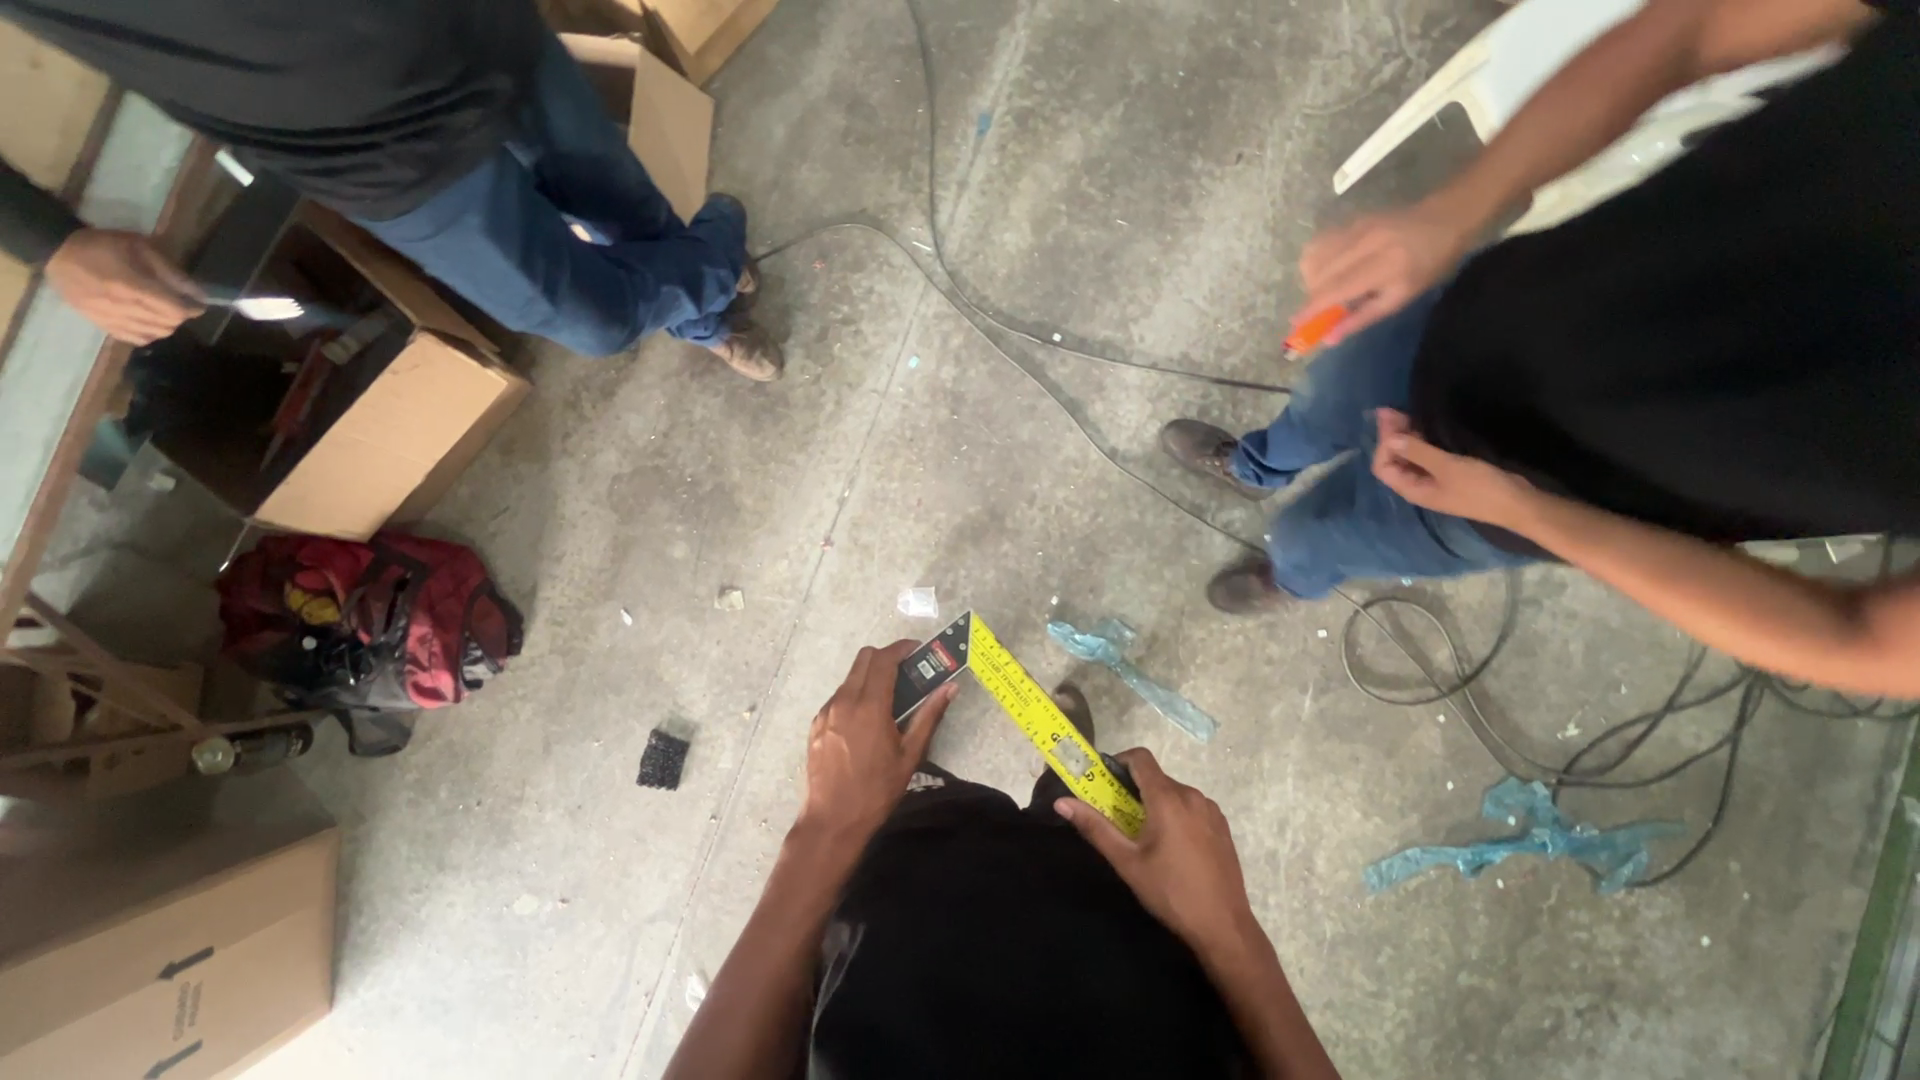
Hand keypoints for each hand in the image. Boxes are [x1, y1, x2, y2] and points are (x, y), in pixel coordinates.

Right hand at [44, 228, 204, 344]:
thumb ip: (172, 272)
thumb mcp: (140, 248)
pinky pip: (134, 339)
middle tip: (178, 304)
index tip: (197, 303)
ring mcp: (108, 317)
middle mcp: (121, 307)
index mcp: (132, 287)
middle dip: (180, 316)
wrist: (55, 251)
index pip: (176, 311)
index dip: (193, 309)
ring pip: (155, 334)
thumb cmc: (101, 246)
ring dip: (166, 325)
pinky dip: (148, 334)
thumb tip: (199, 294)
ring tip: (163, 312)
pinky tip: (148, 322)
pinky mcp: (98, 322)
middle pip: (168, 324)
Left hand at [797, 641, 955, 844]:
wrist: (832, 820)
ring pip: (850, 678)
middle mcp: (844, 702)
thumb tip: (949, 687)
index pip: (884, 660)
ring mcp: (826, 712)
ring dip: (870, 677)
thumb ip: (929, 716)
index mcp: (869, 707)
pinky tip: (866, 722)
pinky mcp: (815, 725)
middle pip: (864, 659)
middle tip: (906, 670)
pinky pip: (838, 698)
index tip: (917, 649)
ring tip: (888, 700)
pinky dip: (855, 697)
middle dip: (886, 657)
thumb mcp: (910, 755)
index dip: (901, 648)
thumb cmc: (876, 791)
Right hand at [1055, 747, 1256, 952]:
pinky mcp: (1222, 826)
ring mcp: (1211, 810)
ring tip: (1144, 837)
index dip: (1119, 762)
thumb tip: (1062, 803)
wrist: (1224, 926)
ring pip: (1175, 793)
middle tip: (1117, 818)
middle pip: (1156, 778)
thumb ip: (1095, 827)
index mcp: (1168, 799)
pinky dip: (1176, 814)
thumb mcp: (1127, 861)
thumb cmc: (1170, 892)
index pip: (1141, 758)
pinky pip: (1192, 807)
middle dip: (1133, 790)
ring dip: (1155, 803)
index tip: (1104, 782)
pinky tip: (1172, 847)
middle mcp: (1192, 795)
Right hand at [1296, 200, 1470, 344]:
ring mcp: (1356, 228)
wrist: (1445, 217)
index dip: (1312, 308)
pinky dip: (1314, 261)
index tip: (1295, 324)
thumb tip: (1329, 338)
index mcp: (1384, 266)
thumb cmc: (1429, 264)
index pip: (1336, 289)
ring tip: (1326, 288)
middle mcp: (1365, 243)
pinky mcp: (1351, 220)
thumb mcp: (1401, 297)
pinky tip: (1326, 269)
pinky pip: (1319, 243)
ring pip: (1313, 258)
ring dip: (1310, 279)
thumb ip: (1363, 317)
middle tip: (1322, 309)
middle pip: (1319, 274)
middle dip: (1312, 297)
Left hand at [1370, 408, 1536, 526]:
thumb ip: (1418, 452)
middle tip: (1392, 411)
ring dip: (1405, 437)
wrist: (1518, 503)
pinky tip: (1424, 427)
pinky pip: (1426, 456)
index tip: (1391, 420)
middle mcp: (1417, 486)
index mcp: (1411, 489)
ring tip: (1404, 413)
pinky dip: (1421, 442)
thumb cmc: (1480, 487)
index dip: (1383, 444)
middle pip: (1394, 460)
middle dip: (1391, 437)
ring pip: (1409, 457)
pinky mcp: (1448, 473)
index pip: (1383, 466)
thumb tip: (1390, 438)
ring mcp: (1433, 480)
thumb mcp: (1447, 467)